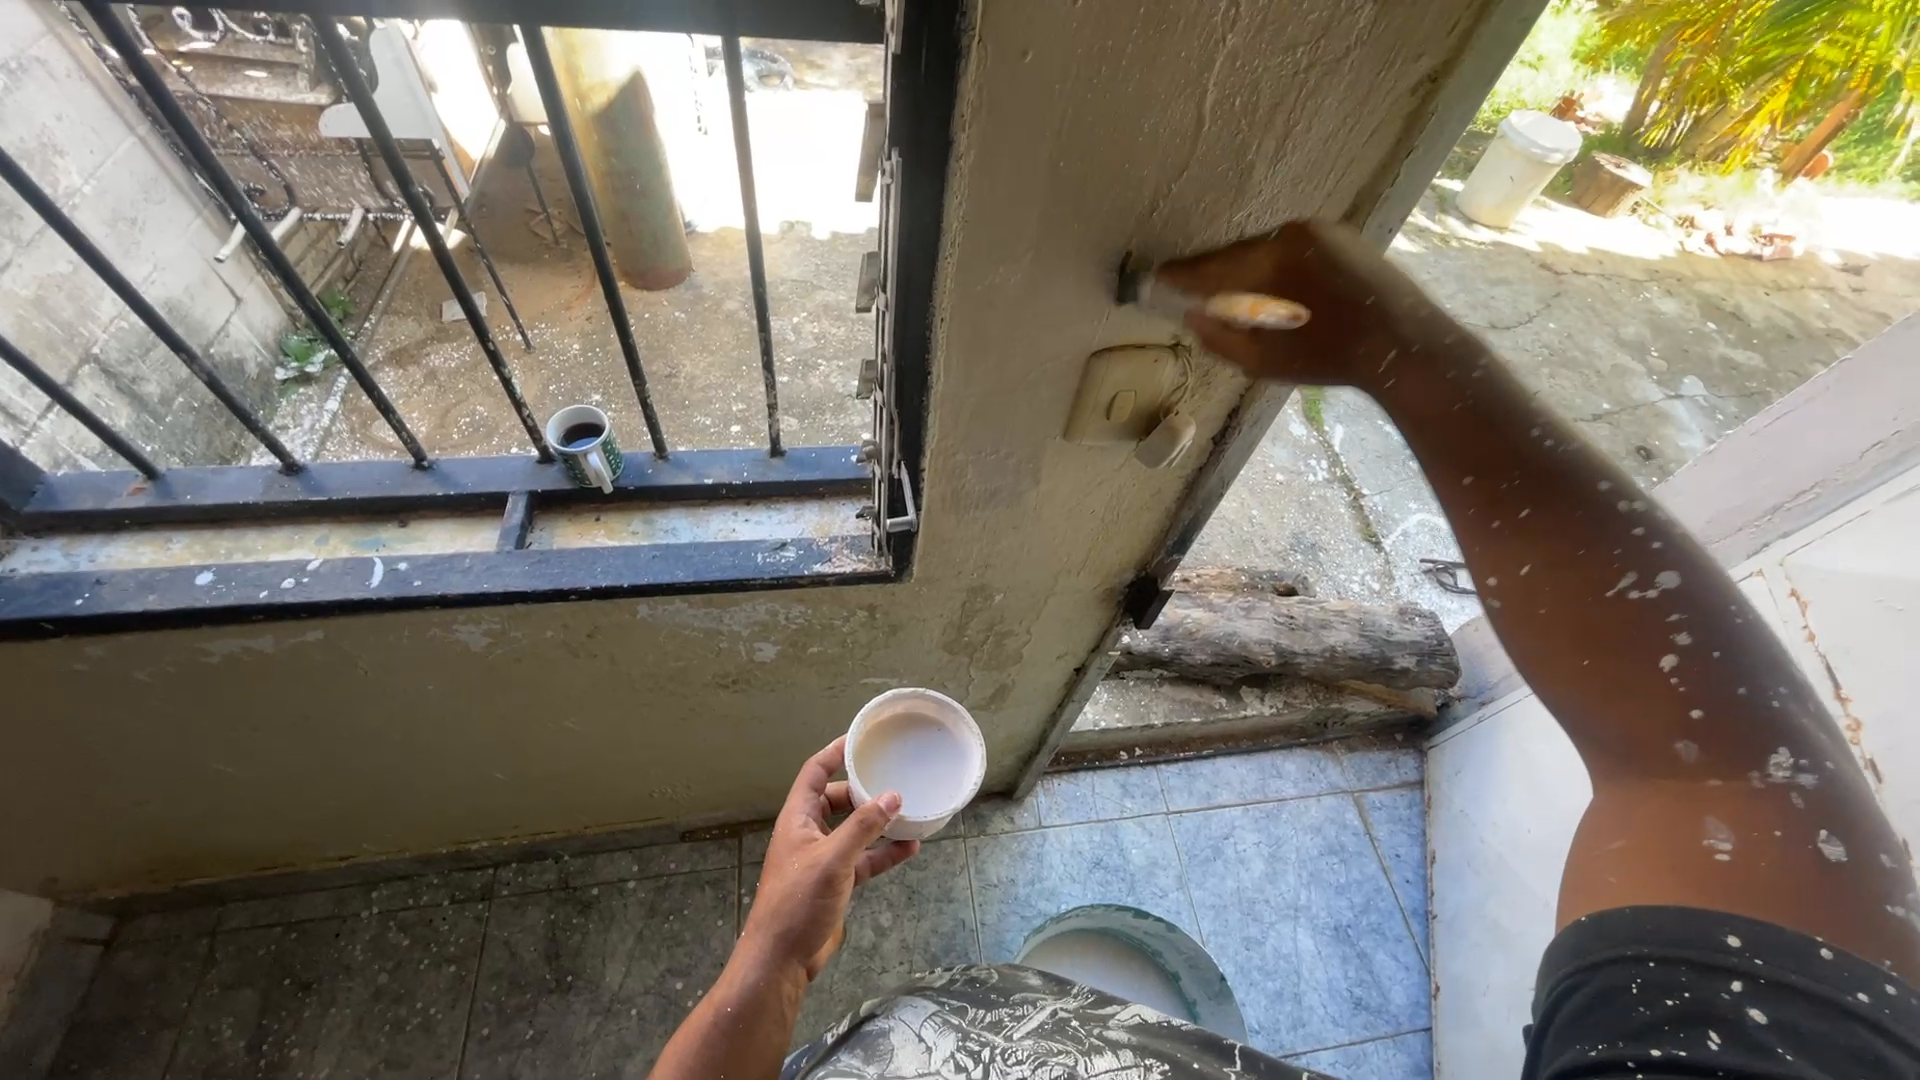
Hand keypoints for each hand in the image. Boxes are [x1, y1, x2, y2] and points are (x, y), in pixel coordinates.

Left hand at [740, 737, 920, 981]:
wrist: (782, 960)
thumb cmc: (798, 901)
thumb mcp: (832, 859)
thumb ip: (863, 826)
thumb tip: (893, 796)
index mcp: (798, 818)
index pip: (815, 772)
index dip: (835, 753)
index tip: (861, 739)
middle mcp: (809, 832)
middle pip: (837, 799)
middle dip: (863, 789)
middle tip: (892, 778)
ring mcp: (823, 858)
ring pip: (854, 829)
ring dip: (878, 822)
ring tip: (908, 810)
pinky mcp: (836, 882)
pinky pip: (864, 858)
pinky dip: (883, 853)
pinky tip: (910, 848)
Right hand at [1155, 219, 1437, 388]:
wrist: (1407, 345)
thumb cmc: (1331, 357)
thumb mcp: (1265, 361)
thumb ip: (1220, 338)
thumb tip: (1191, 316)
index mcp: (1274, 259)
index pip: (1215, 266)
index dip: (1184, 275)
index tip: (1158, 277)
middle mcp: (1297, 233)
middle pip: (1241, 253)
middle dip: (1214, 271)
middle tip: (1188, 284)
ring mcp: (1325, 231)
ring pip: (1268, 250)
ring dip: (1245, 269)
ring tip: (1225, 288)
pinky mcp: (1344, 238)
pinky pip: (1293, 250)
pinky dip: (1273, 266)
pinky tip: (1268, 287)